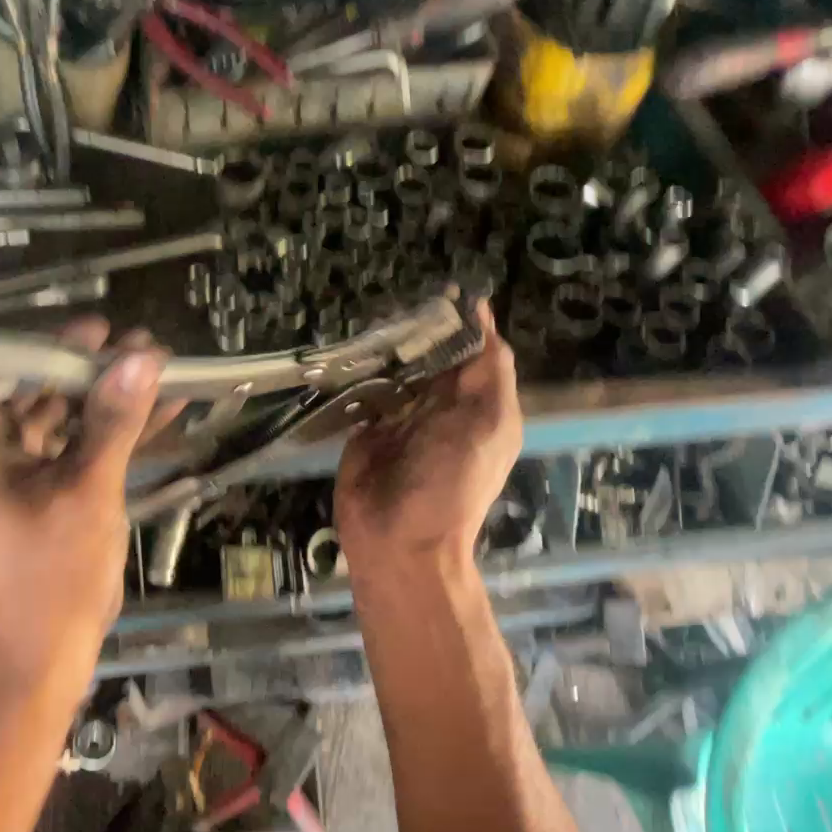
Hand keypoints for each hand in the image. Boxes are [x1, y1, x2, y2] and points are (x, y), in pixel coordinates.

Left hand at [0, 318, 179, 676]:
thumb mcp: (89, 490)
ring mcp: (21, 473)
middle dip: (94, 368)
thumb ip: (113, 420)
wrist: (53, 648)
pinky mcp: (48, 492)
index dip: (51, 344)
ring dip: (111, 397)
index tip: (100, 329)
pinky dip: (116, 433)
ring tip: (162, 368)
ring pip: (67, 418)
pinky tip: (164, 410)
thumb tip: (142, 356)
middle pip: (40, 390)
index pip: (3, 371)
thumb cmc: (56, 572)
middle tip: (144, 346)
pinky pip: (80, 449)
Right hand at [334, 299, 522, 575]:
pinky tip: (342, 353)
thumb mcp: (489, 422)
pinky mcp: (364, 431)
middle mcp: (439, 407)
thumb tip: (482, 310)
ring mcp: (399, 419)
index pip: (467, 348)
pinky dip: (354, 375)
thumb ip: (489, 368)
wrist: (400, 542)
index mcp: (476, 402)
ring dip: (380, 350)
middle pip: (426, 356)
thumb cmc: (452, 482)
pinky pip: (361, 394)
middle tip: (386, 301)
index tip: (433, 289)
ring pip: (392, 371)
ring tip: (361, 320)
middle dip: (410, 331)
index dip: (453, 320)